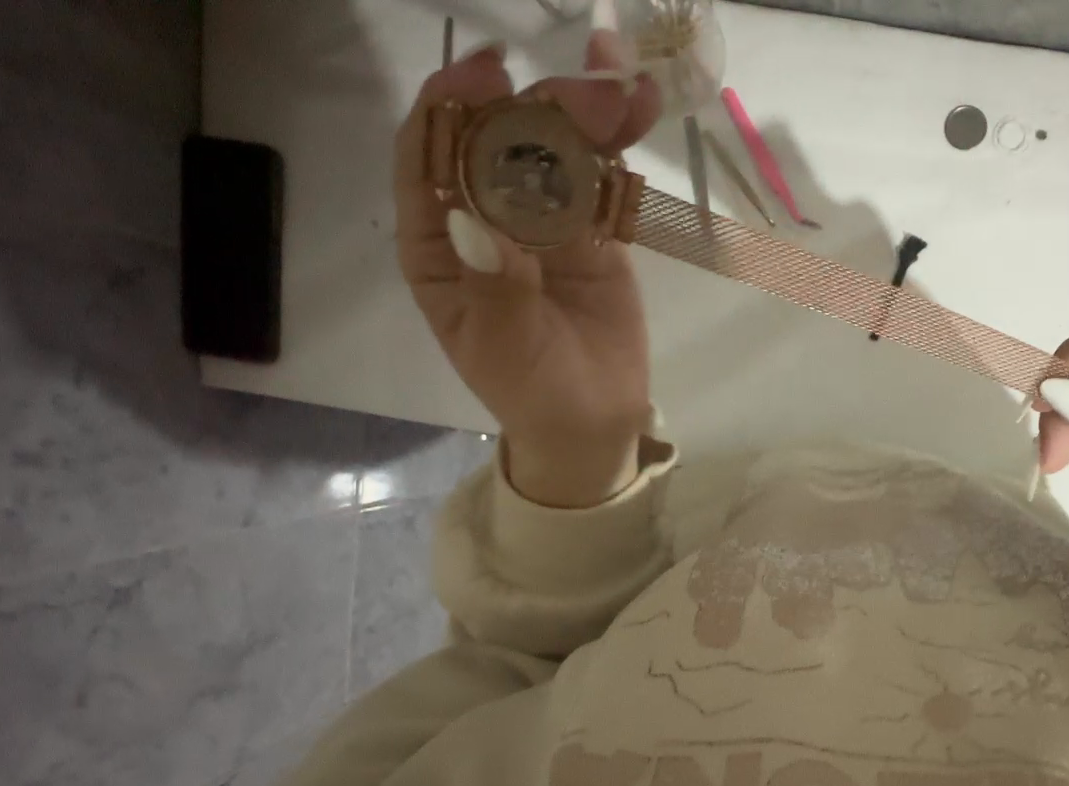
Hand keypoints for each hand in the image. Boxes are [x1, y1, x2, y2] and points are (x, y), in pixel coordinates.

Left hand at [395, 36, 662, 507]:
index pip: (428, 161)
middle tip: (592, 93)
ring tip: (629, 90)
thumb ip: (494, 287)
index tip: (488, 77)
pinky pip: (599, 178)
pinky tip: (641, 110)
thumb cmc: (534, 394)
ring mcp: (541, 221)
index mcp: (440, 245)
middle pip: (498, 141)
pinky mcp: (592, 231)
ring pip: (554, 150)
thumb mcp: (504, 350)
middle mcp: (484, 219)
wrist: (594, 425)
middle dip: (539, 108)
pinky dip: (618, 145)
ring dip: (587, 112)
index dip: (451, 110)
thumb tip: (476, 221)